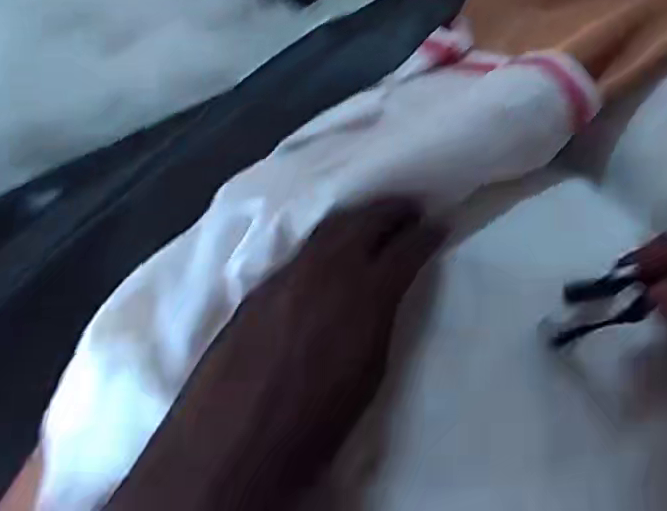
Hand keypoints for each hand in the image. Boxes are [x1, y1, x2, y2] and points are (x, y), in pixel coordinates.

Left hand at [110, 199, 445, 510]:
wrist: (226, 457)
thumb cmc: (314, 427)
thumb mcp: (370, 372)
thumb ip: (383, 317)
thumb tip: (390, 290)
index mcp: (367, 294)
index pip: (408, 246)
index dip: (429, 233)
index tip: (440, 225)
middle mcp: (329, 270)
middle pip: (369, 219)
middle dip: (395, 210)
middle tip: (411, 210)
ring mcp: (290, 274)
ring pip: (333, 224)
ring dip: (360, 216)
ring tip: (375, 218)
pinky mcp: (260, 287)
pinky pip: (303, 247)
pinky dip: (327, 239)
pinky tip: (331, 251)